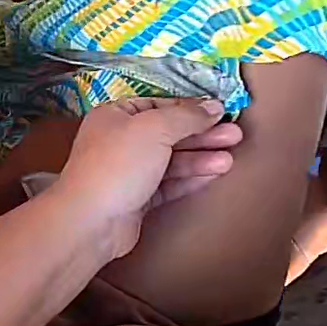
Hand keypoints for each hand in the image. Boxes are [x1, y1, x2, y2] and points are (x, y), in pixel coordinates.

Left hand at [50, 97, 244, 258]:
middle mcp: (121, 141)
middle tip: (234, 135)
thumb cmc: (117, 165)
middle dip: (203, 135)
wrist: (92, 221)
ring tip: (230, 158)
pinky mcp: (137, 198)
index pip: (160, 105)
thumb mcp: (156, 128)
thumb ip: (187, 116)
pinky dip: (190, 178)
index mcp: (117, 115)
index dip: (192, 108)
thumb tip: (213, 106)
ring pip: (171, 160)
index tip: (221, 111)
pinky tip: (214, 174)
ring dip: (201, 158)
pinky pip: (168, 183)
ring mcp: (129, 171)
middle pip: (169, 133)